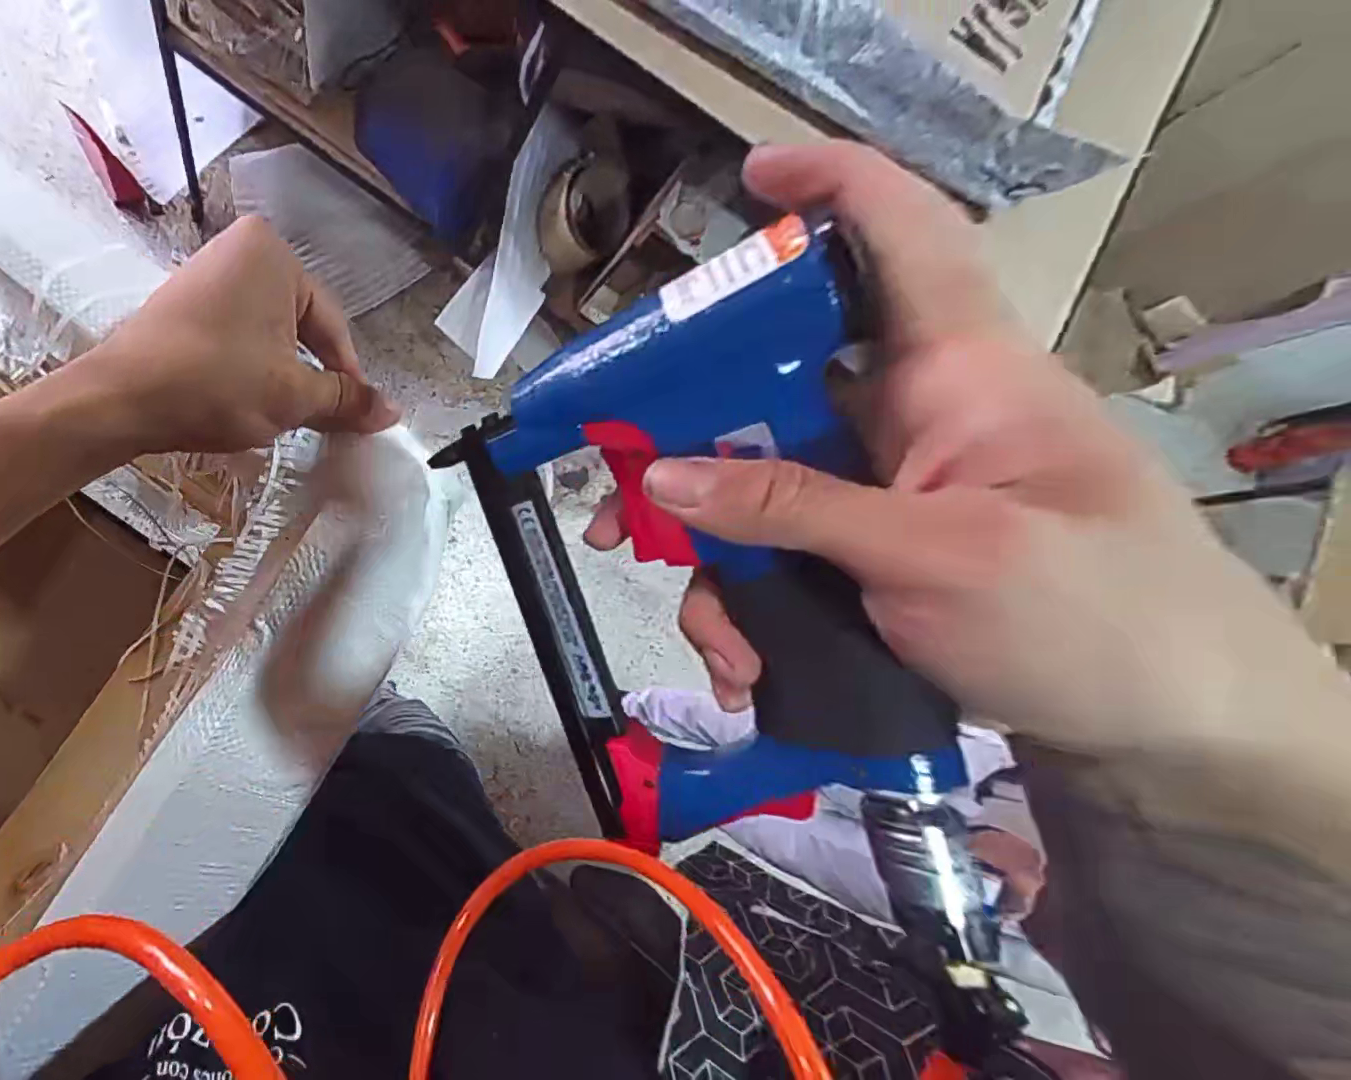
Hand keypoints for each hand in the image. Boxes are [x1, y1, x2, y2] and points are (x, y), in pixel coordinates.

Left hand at [54, 215, 399, 454]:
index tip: (354, 417)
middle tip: (314, 421)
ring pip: (270, 337)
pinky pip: (238, 337)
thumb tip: (393, 412)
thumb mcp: (292, 395)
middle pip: (301, 329)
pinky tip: (243, 400)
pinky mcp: (185, 303)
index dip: (346, 378)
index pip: (333, 327)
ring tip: (278, 415)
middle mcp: (242, 250)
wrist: (119, 399)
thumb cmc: (215, 385)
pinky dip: (250, 370)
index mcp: (274, 254)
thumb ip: (345, 400)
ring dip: (282, 378)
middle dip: (310, 377)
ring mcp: (208, 274)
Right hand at [587, 142, 1350, 775]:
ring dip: (705, 567)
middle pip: (758, 393)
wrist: (1160, 738)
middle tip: (615, 509)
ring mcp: (860, 490)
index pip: (899, 243)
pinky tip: (744, 668)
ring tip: (713, 641)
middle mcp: (892, 419)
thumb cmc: (1100, 623)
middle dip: (676, 452)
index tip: (750, 178)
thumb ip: (793, 508)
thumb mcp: (941, 558)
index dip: (830, 190)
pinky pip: (758, 559)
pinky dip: (737, 613)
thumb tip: (662, 477)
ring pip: (740, 493)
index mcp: (953, 375)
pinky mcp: (843, 551)